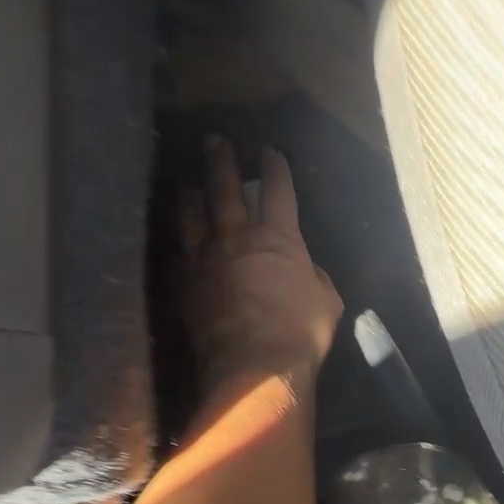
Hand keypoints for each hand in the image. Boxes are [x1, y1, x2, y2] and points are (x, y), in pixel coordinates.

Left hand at [182, 138, 343, 397]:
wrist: (255, 364)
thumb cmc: (302, 331)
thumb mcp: (328, 301)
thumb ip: (315, 277)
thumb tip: (305, 271)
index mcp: (280, 240)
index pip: (278, 192)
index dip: (275, 168)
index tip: (270, 150)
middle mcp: (237, 238)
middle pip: (225, 189)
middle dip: (222, 161)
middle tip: (215, 140)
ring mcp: (203, 258)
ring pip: (191, 213)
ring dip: (191, 194)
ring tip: (187, 182)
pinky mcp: (182, 283)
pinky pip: (176, 252)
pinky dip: (176, 240)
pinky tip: (174, 237)